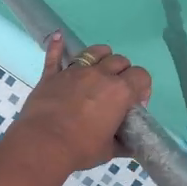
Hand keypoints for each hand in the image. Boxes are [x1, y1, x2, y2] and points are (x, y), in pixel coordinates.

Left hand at [12, 32, 152, 171]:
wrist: (43, 144)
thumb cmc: (81, 148)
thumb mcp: (110, 149)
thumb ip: (123, 143)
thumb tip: (131, 145)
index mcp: (119, 91)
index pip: (141, 75)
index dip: (142, 87)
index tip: (135, 103)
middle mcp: (98, 74)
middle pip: (119, 60)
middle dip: (123, 72)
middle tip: (117, 90)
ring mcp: (73, 72)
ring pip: (93, 52)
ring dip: (100, 56)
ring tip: (99, 67)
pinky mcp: (51, 76)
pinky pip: (53, 55)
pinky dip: (56, 45)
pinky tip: (58, 36)